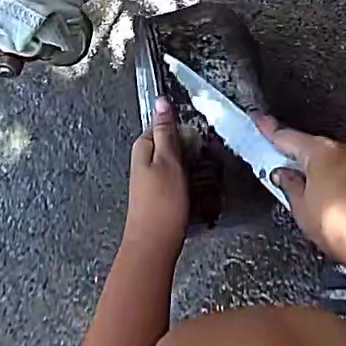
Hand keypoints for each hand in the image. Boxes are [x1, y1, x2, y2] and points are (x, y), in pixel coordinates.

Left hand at [122, 98, 188, 252]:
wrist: (154, 245)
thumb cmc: (162, 203)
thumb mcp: (168, 159)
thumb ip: (165, 130)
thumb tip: (161, 100)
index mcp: (143, 146)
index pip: (164, 123)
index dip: (184, 127)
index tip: (199, 135)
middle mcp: (143, 160)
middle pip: (172, 142)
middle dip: (189, 148)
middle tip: (202, 157)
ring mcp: (151, 177)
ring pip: (177, 161)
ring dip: (191, 166)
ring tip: (201, 176)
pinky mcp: (159, 193)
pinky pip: (178, 178)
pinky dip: (188, 181)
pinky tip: (196, 190)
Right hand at [257, 116, 345, 282]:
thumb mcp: (303, 209)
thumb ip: (289, 188)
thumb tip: (283, 176)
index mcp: (319, 151)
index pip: (286, 136)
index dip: (268, 129)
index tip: (259, 121)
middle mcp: (340, 151)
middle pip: (307, 148)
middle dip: (290, 158)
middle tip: (273, 168)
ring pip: (325, 164)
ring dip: (311, 175)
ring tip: (299, 198)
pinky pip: (339, 177)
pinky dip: (327, 185)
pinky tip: (323, 205)